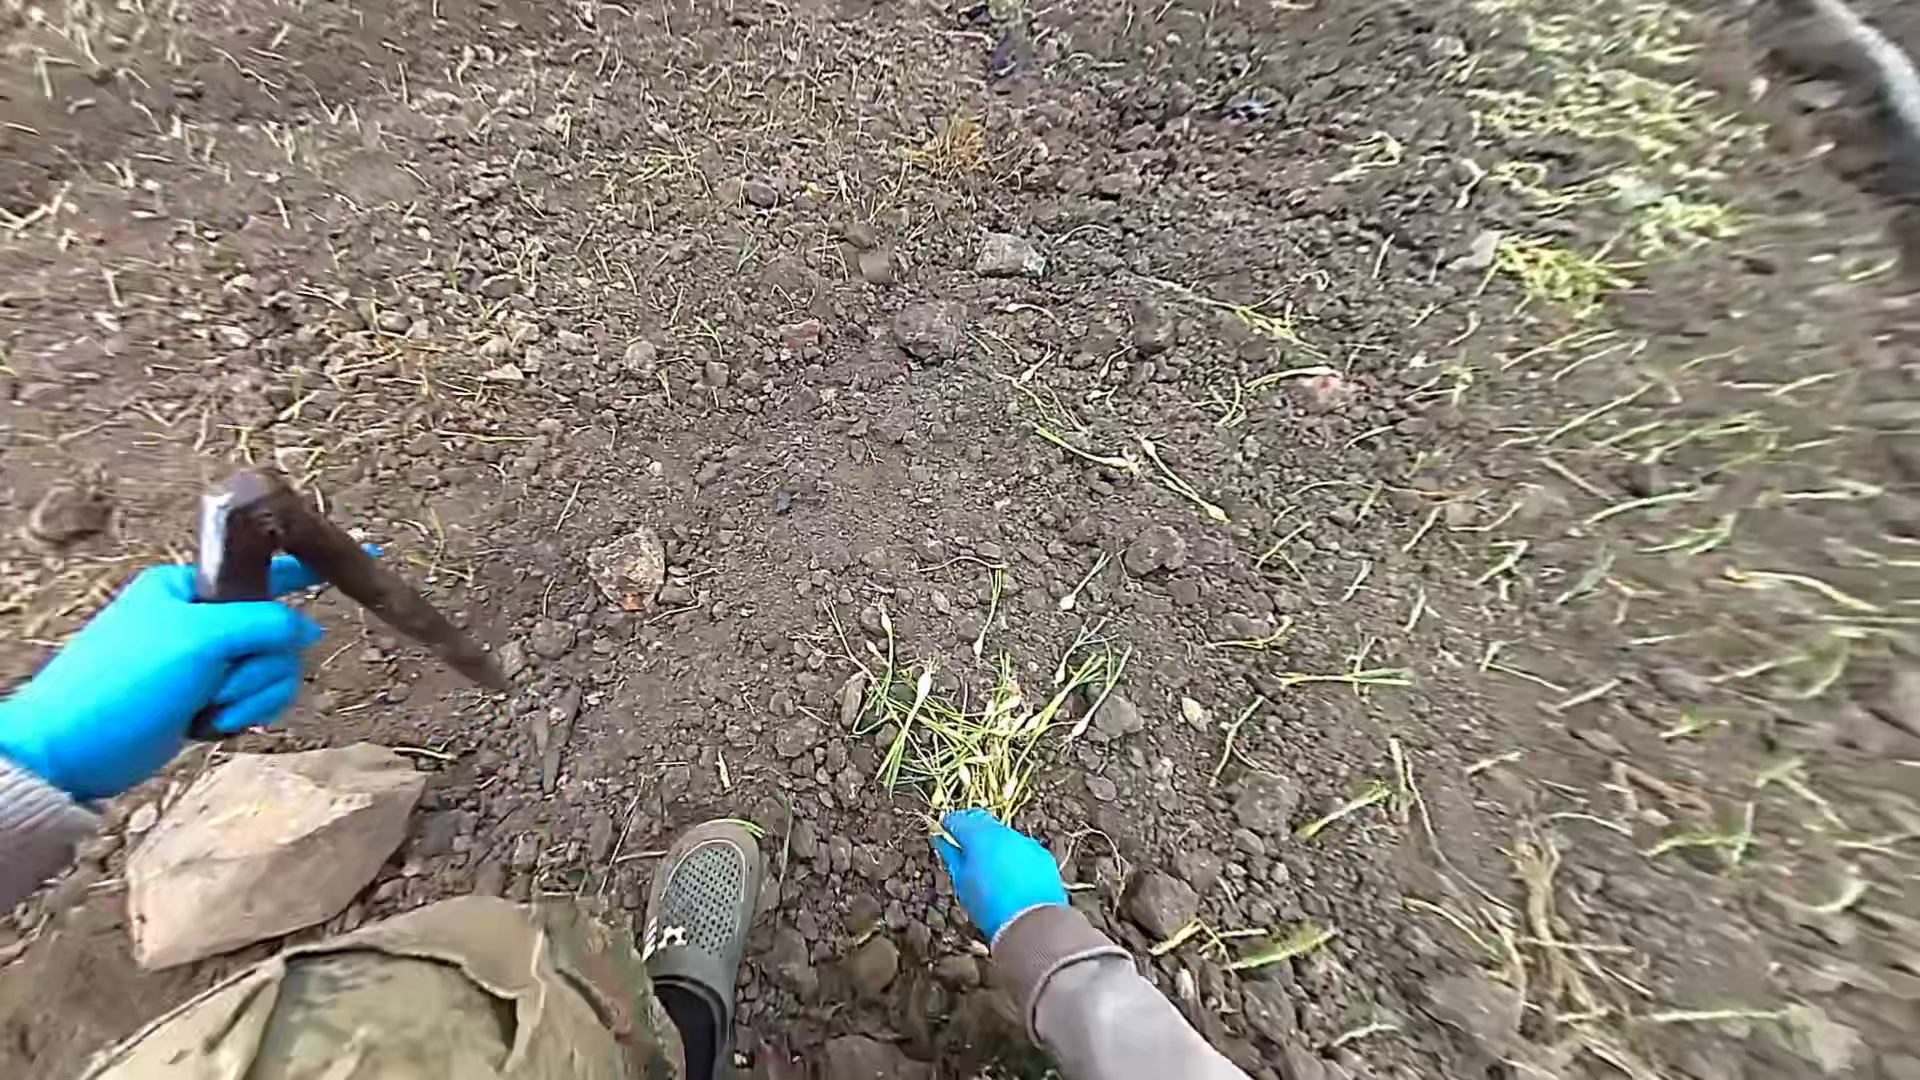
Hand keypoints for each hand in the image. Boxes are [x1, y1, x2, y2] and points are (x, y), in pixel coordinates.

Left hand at [0, 558, 327, 799]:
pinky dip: (248, 709)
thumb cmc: (124, 681)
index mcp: (192, 589)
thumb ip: (272, 622)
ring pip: (282, 665)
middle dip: (265, 662)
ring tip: (212, 705)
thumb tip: (309, 629)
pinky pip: (270, 692)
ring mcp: (213, 657)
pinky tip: (213, 720)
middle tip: (226, 676)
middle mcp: (208, 618)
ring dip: (255, 691)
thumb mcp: (203, 636)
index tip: (367, 553)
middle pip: (285, 630)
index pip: (271, 568)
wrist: (69, 753)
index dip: (315, 566)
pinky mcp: (217, 691)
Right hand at [932, 808, 1068, 941]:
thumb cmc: (990, 906)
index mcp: (979, 836)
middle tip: (966, 849)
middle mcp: (1003, 832)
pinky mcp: (1041, 854)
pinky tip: (1011, 876)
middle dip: (973, 832)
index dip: (950, 825)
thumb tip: (942, 840)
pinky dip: (1014, 857)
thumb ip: (952, 856)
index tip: (945, 832)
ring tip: (990, 869)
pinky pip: (1022, 849)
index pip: (959, 820)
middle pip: (983, 822)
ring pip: (1003, 836)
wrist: (1031, 924)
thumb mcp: (962, 882)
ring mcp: (1024, 842)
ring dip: (995, 845)